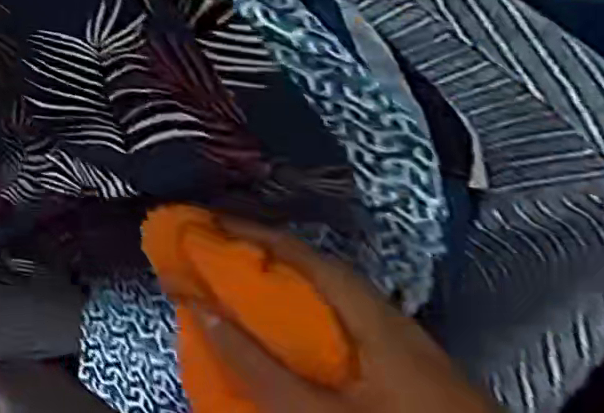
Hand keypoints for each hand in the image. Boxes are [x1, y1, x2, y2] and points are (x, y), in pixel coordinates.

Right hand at [166, 218, 496, 412]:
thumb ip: (260, 366)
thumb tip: (198, 306)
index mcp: (367, 308)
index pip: (292, 249)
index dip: (239, 231)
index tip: (193, 224)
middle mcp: (383, 314)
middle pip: (306, 271)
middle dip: (252, 260)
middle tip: (203, 261)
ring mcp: (402, 347)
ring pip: (323, 302)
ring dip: (275, 294)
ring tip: (231, 298)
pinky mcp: (410, 379)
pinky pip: (339, 333)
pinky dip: (300, 326)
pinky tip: (285, 347)